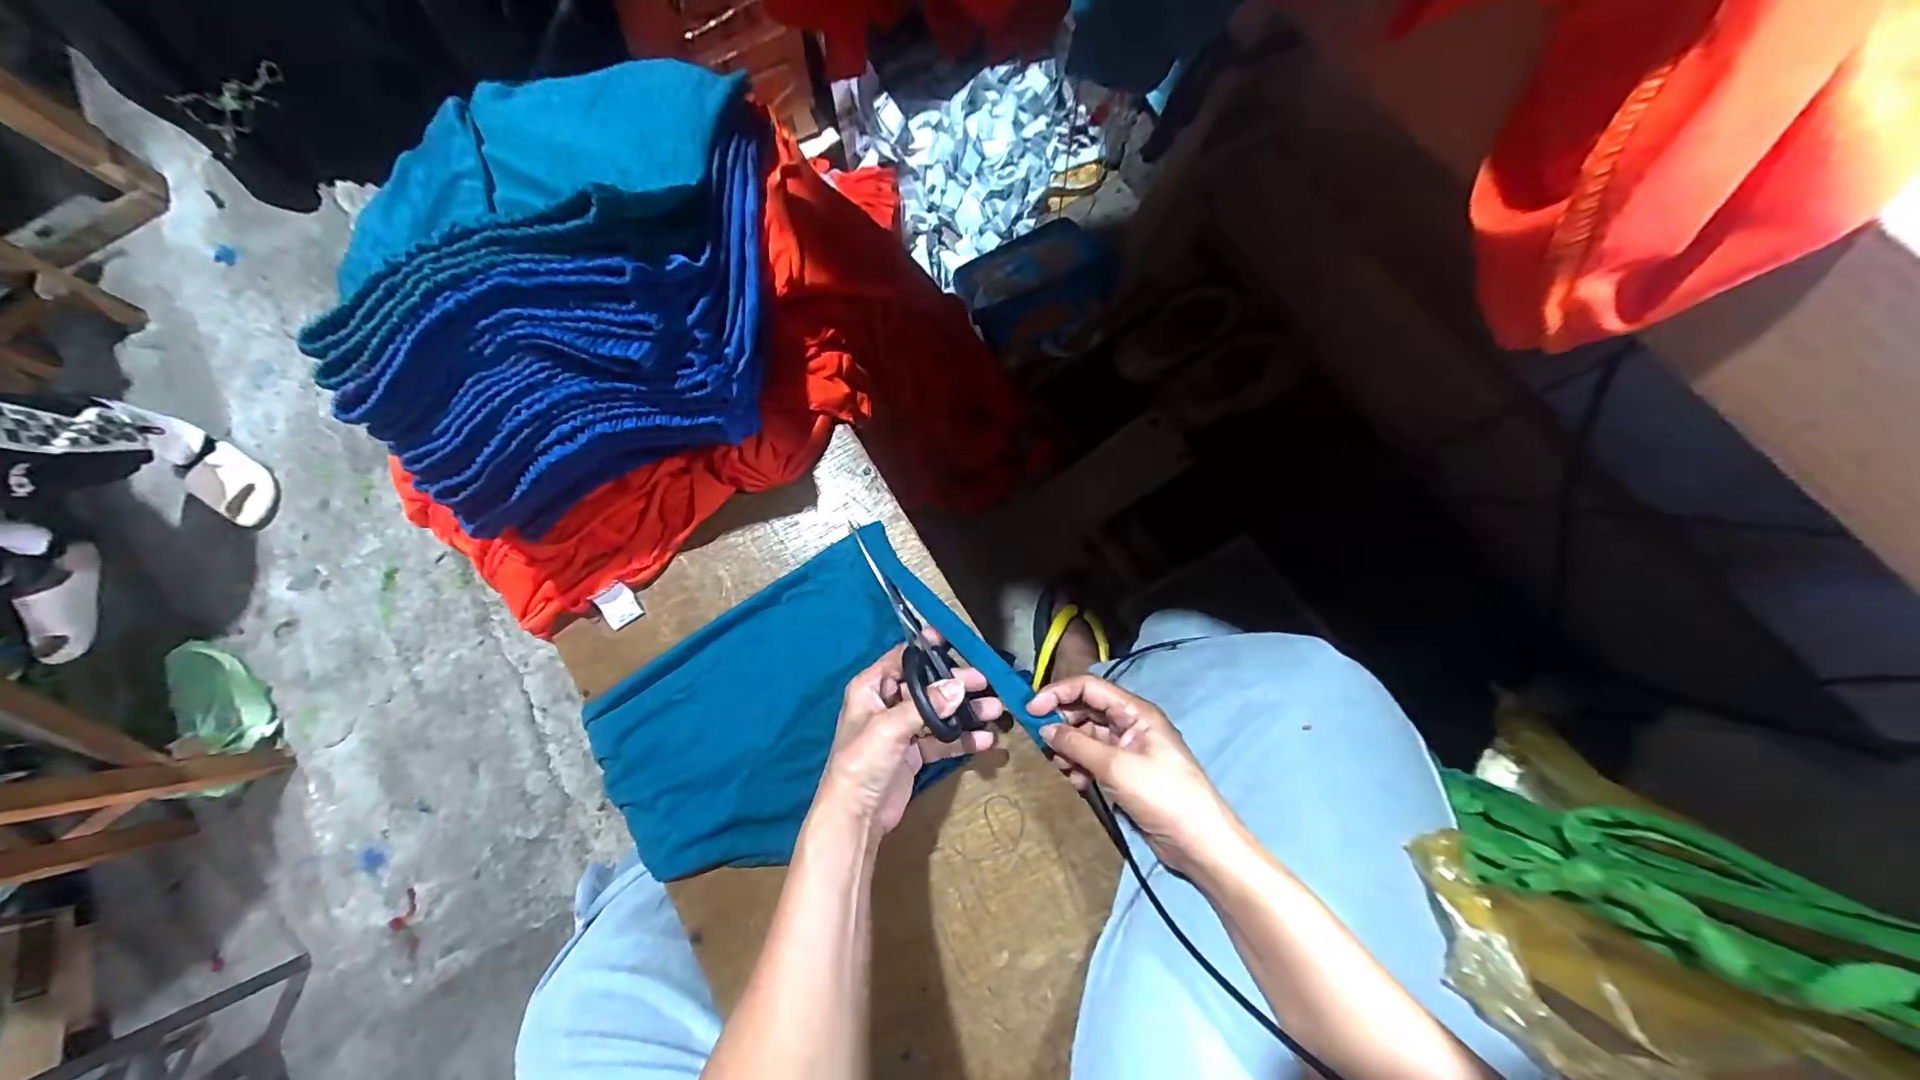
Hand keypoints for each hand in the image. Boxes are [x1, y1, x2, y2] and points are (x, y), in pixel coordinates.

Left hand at [815, 642, 1001, 838]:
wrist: (855, 817)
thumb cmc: (862, 763)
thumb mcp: (889, 728)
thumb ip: (925, 706)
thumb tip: (958, 687)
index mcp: (870, 688)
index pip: (902, 658)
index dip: (928, 649)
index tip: (955, 640)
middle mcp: (886, 703)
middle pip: (926, 685)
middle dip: (956, 684)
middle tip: (985, 681)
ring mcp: (901, 729)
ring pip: (938, 712)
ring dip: (965, 711)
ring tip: (995, 710)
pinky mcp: (913, 753)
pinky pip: (942, 739)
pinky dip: (962, 738)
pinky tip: (985, 740)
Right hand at [1028, 676, 1247, 878]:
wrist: (1199, 843)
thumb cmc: (1162, 794)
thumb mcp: (1115, 766)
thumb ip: (1076, 744)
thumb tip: (1045, 729)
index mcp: (1135, 711)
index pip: (1089, 687)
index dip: (1057, 693)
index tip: (1030, 709)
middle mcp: (1130, 724)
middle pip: (1085, 711)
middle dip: (1062, 724)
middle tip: (1043, 745)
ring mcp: (1128, 750)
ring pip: (1086, 737)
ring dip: (1069, 750)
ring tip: (1064, 769)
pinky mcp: (1125, 773)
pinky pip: (1093, 760)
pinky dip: (1080, 767)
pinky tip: (1078, 783)